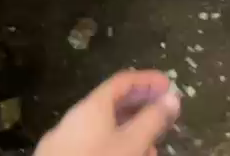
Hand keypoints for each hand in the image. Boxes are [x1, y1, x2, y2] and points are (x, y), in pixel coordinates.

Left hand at [36, 70, 181, 155]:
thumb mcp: (132, 143)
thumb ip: (154, 118)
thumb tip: (172, 98)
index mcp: (90, 107)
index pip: (123, 80)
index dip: (149, 80)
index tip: (169, 88)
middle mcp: (71, 120)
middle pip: (111, 104)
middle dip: (141, 110)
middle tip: (162, 119)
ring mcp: (58, 145)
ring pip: (100, 129)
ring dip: (128, 133)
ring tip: (147, 149)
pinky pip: (88, 146)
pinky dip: (110, 147)